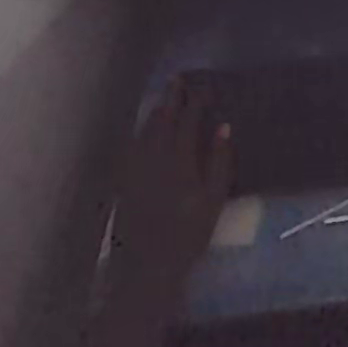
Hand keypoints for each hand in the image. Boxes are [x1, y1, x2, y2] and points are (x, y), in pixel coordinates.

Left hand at [105, 79, 232, 307]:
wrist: (147, 266)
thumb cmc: (188, 235)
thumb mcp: (213, 200)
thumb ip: (220, 162)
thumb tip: (223, 127)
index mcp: (181, 160)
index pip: (189, 121)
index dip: (196, 102)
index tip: (203, 87)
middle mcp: (156, 156)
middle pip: (164, 119)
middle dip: (172, 98)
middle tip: (177, 80)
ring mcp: (136, 166)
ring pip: (146, 130)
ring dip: (156, 111)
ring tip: (164, 99)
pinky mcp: (124, 178)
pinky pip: (133, 145)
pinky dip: (141, 131)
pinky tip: (144, 129)